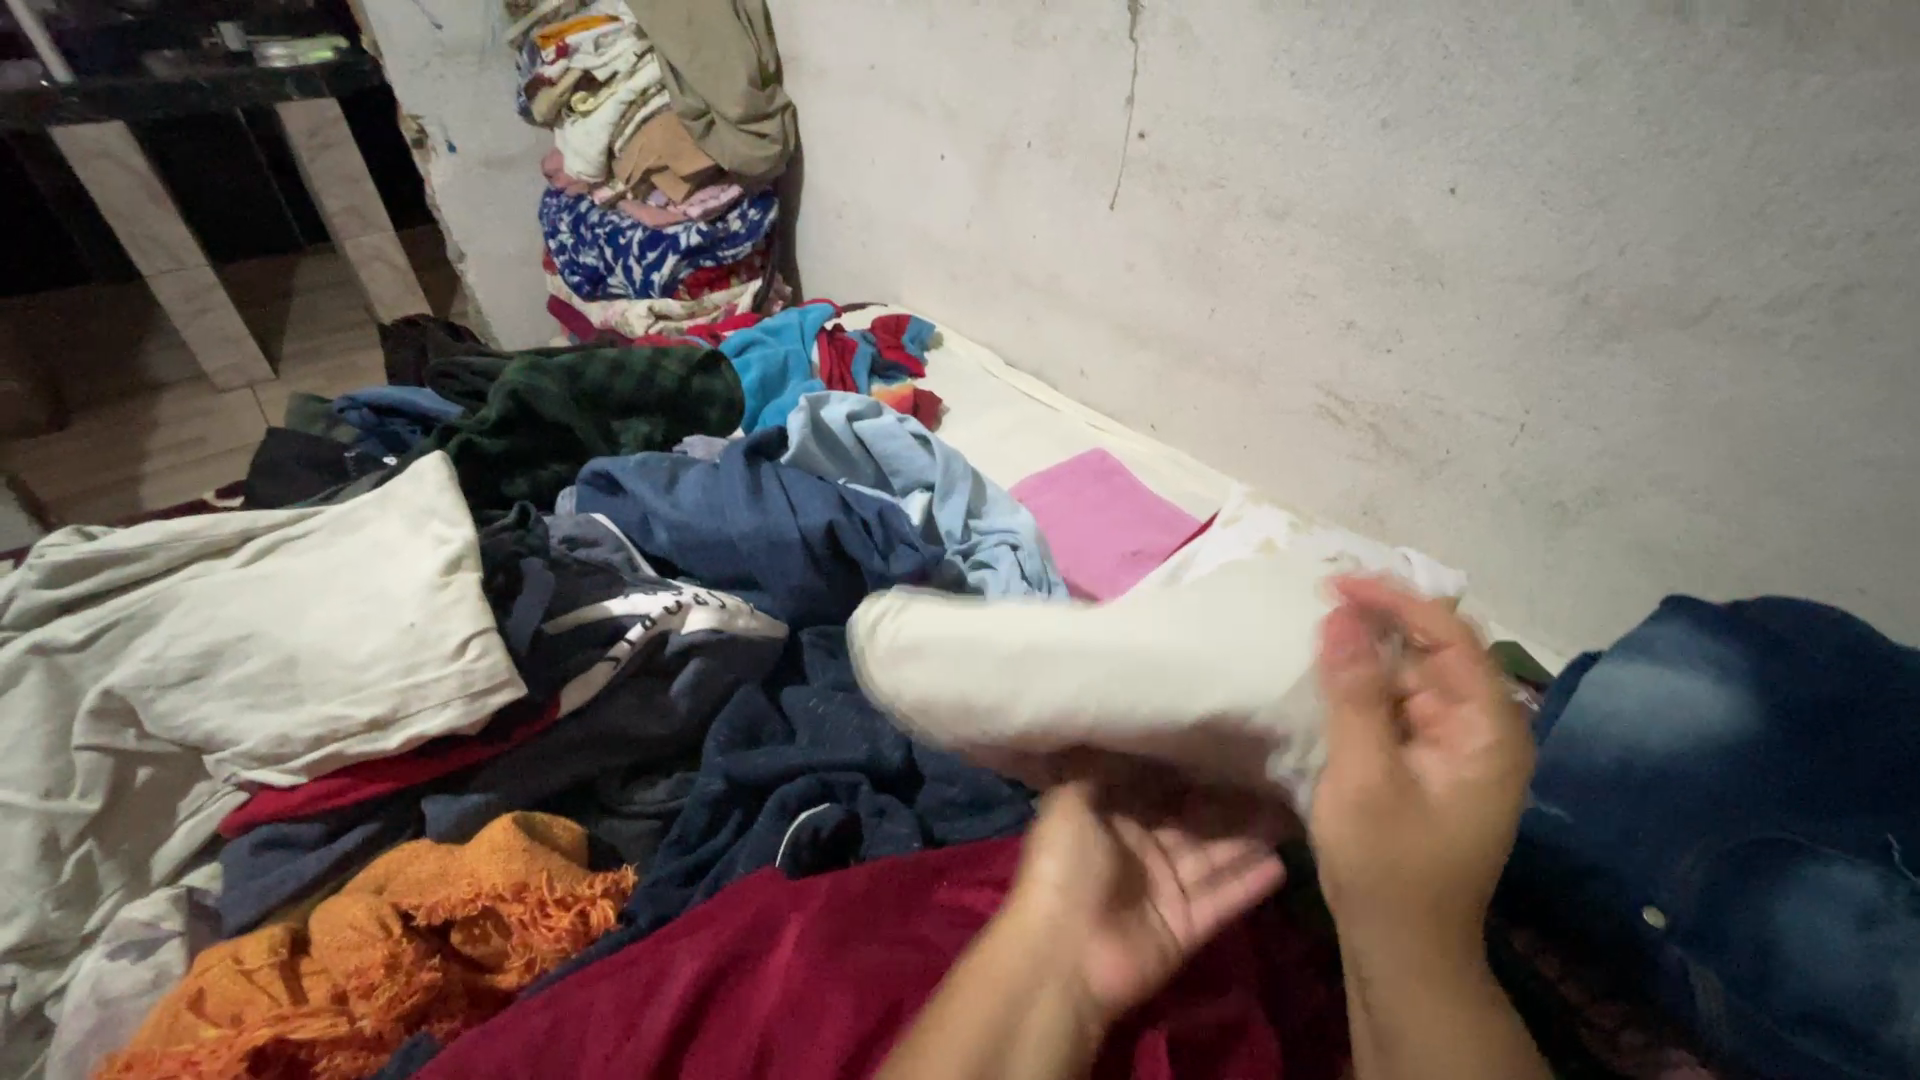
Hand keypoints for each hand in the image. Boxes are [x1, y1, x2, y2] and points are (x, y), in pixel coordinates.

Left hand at [1004, 759, 1289, 1026]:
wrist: (1062, 952)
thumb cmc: (1063, 867)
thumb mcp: (1068, 803)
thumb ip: (1100, 775)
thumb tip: (1129, 750)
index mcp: (1110, 821)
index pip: (1158, 794)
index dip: (1190, 777)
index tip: (1225, 753)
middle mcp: (1140, 852)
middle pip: (1193, 825)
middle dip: (1227, 807)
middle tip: (1271, 782)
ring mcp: (1163, 892)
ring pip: (1214, 859)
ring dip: (1247, 840)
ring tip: (1288, 815)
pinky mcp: (1185, 928)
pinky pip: (1222, 900)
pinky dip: (1249, 884)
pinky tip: (1282, 862)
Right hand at [1308, 576, 1534, 958]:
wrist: (1402, 946)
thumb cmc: (1389, 865)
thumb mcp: (1364, 774)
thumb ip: (1355, 693)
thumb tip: (1341, 615)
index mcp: (1489, 731)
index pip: (1451, 638)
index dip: (1396, 601)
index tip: (1337, 583)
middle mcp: (1481, 730)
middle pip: (1433, 652)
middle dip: (1379, 621)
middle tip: (1319, 597)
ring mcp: (1453, 747)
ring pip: (1411, 677)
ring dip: (1366, 651)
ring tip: (1315, 626)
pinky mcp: (1426, 763)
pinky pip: (1397, 706)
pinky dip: (1362, 686)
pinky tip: (1327, 674)